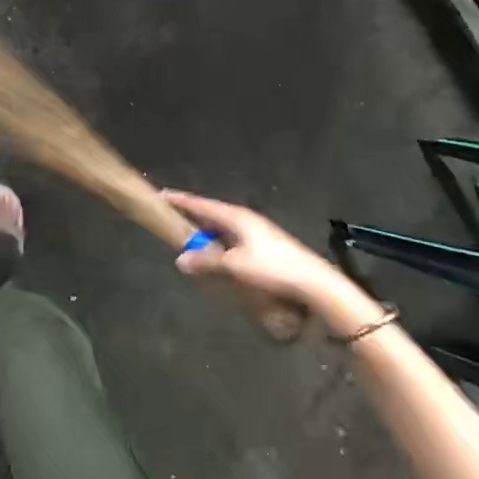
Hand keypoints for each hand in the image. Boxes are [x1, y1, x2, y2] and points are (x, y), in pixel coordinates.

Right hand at [164, 190, 379, 333]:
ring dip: (206, 232)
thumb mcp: (235, 265)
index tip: (162, 194)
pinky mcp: (265, 247)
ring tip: (191, 239)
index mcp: (237, 217)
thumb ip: (207, 261)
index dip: (182, 200)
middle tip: (173, 217)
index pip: (202, 204)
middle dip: (193, 215)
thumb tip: (180, 259)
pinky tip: (217, 256)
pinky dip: (219, 243)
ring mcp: (257, 233)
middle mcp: (246, 220)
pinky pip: (232, 240)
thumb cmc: (274, 268)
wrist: (315, 284)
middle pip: (212, 214)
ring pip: (223, 228)